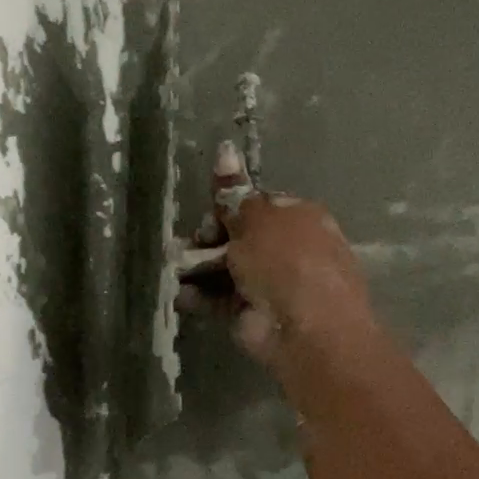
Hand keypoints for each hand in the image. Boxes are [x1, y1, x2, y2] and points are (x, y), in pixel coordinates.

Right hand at [177, 143, 376, 367]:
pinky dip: (198, 295)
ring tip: (172, 269)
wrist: (306, 329)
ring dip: (196, 267)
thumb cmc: (287, 263)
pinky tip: (181, 294)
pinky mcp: (250, 313)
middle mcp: (285, 248)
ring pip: (222, 267)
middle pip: (233, 236)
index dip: (226, 207)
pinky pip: (218, 298)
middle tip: (188, 245)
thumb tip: (225, 149)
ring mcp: (267, 282)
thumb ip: (233, 194)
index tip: (208, 216)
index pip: (253, 204)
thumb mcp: (256, 220)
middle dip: (206, 239)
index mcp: (297, 217)